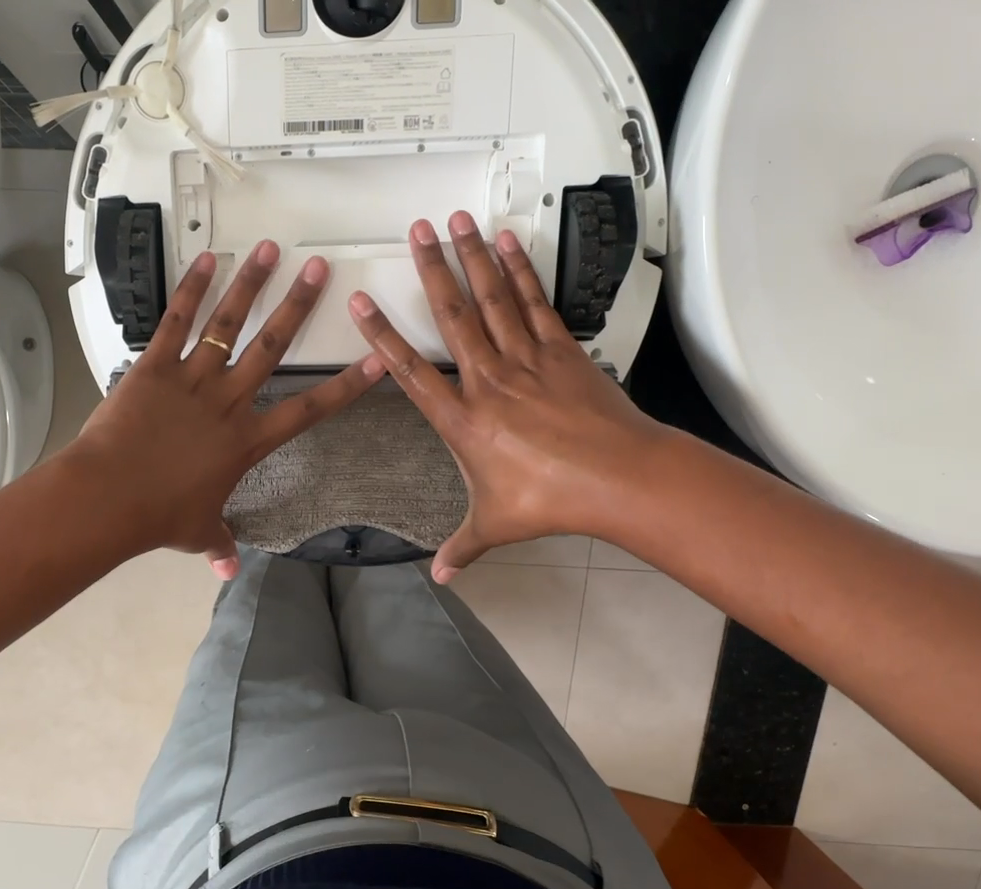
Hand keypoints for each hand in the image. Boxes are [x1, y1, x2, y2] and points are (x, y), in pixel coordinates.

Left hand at [64, 241, 383, 579]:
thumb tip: (227, 572)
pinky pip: (176, 323)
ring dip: (251, 285)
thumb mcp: (196, 532)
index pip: (309, 411)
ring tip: (270, 251)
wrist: (108, 498)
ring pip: (228, 324)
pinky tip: (207, 260)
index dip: (346, 387)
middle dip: (300, 307)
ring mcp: (190, 381)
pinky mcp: (153, 368)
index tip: (375, 362)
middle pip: (272, 348)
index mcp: (245, 442)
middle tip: (320, 271)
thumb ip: (218, 544)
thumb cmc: (156, 517)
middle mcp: (225, 403)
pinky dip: (191, 290)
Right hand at [348, 211, 670, 582]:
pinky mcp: (562, 352)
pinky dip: (521, 271)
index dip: (383, 336)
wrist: (616, 479)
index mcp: (462, 421)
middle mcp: (488, 382)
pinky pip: (535, 303)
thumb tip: (442, 575)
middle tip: (416, 233)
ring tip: (456, 222)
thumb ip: (462, 547)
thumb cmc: (551, 500)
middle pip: (452, 318)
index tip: (363, 305)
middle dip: (430, 272)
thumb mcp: (495, 525)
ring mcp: (526, 362)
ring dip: (472, 259)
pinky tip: (509, 244)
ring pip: (492, 300)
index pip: (411, 371)